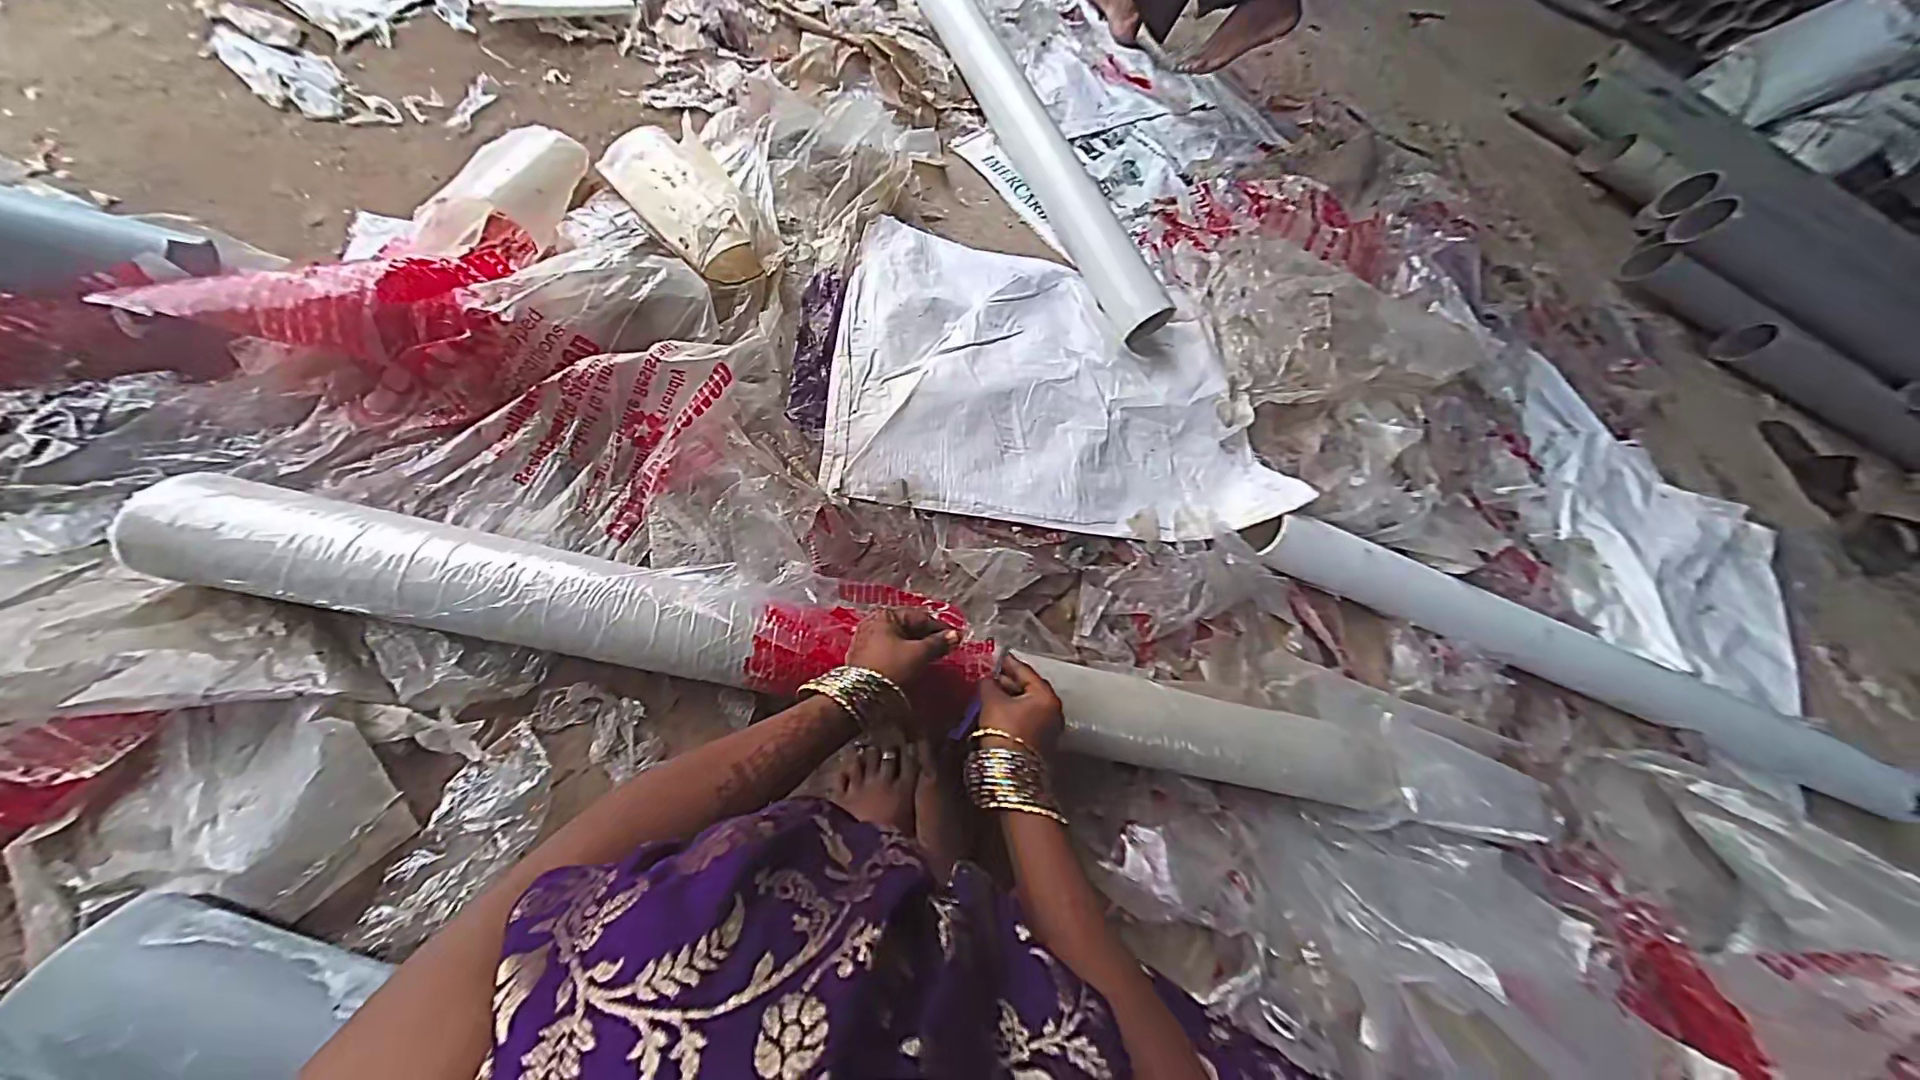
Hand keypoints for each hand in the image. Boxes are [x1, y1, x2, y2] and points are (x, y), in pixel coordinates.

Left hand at [845, 608, 961, 686]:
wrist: (860, 696)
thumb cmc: (892, 667)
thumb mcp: (919, 654)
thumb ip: (938, 642)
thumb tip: (956, 635)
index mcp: (886, 615)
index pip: (920, 617)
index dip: (940, 628)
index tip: (956, 637)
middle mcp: (873, 622)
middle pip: (908, 627)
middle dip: (928, 637)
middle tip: (946, 648)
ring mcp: (865, 639)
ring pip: (899, 639)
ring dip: (916, 646)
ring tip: (932, 656)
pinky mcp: (863, 656)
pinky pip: (890, 649)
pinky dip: (903, 654)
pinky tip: (913, 662)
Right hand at [977, 655, 1063, 753]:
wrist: (1010, 772)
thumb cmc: (1004, 730)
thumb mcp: (992, 700)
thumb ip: (988, 683)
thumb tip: (986, 678)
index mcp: (1046, 695)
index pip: (1026, 671)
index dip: (1008, 662)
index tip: (995, 655)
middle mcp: (1053, 709)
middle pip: (1029, 687)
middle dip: (1008, 680)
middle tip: (990, 673)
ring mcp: (1049, 727)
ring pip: (1027, 703)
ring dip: (1010, 696)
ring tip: (990, 690)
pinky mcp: (1041, 741)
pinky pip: (1026, 716)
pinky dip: (1013, 710)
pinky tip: (997, 708)